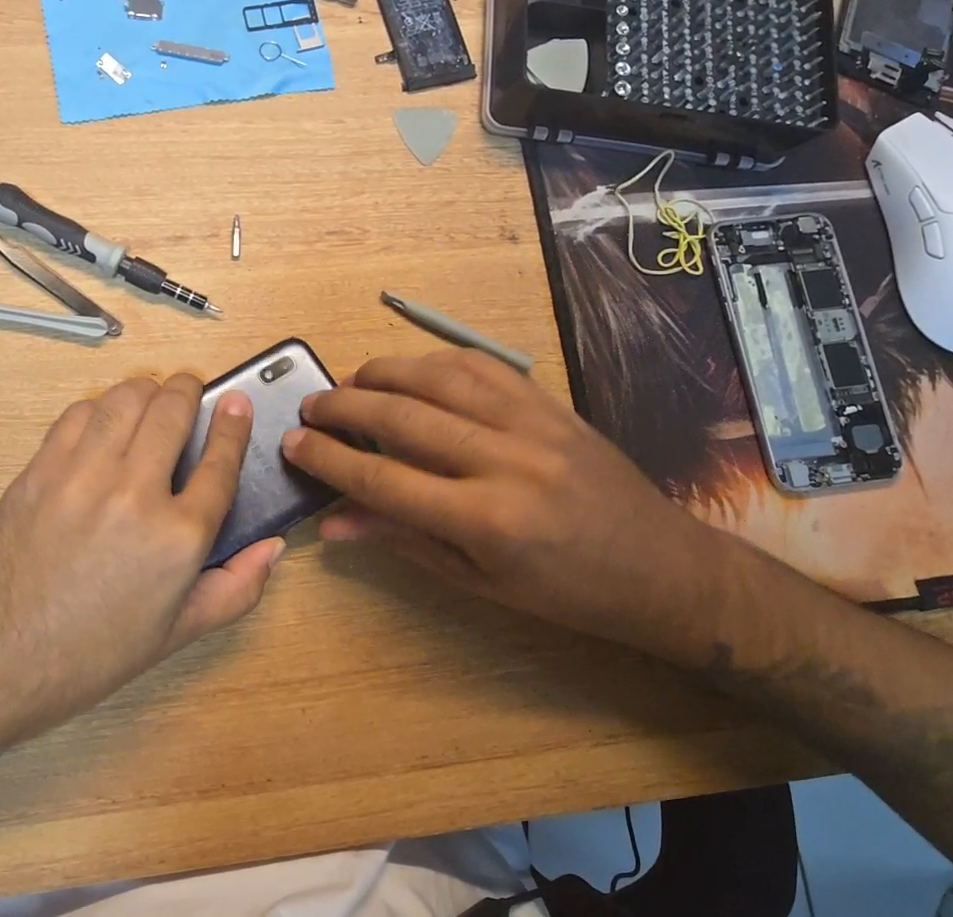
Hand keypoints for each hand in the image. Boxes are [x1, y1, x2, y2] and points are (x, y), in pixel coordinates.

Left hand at [0, 374, 285, 737]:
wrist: (3, 653)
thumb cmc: (95, 650)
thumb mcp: (179, 632)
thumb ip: (236, 588)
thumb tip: (272, 545)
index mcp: (179, 538)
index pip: (220, 461)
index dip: (234, 424)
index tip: (237, 402)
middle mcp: (135, 495)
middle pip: (172, 411)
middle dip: (188, 389)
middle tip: (189, 390)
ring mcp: (83, 476)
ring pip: (125, 399)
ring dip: (145, 390)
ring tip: (148, 398)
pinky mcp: (42, 470)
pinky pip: (77, 414)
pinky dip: (97, 408)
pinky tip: (101, 422)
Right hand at [281, 349, 742, 658]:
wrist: (661, 568)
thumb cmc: (563, 591)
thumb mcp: (475, 579)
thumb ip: (401, 539)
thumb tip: (331, 522)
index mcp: (485, 520)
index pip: (383, 479)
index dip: (328, 459)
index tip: (292, 443)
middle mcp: (506, 462)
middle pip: (403, 417)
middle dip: (343, 407)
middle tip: (309, 406)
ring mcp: (533, 424)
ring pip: (440, 377)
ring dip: (384, 372)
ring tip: (350, 381)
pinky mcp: (550, 404)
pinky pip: (483, 366)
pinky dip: (436, 361)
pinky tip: (411, 370)